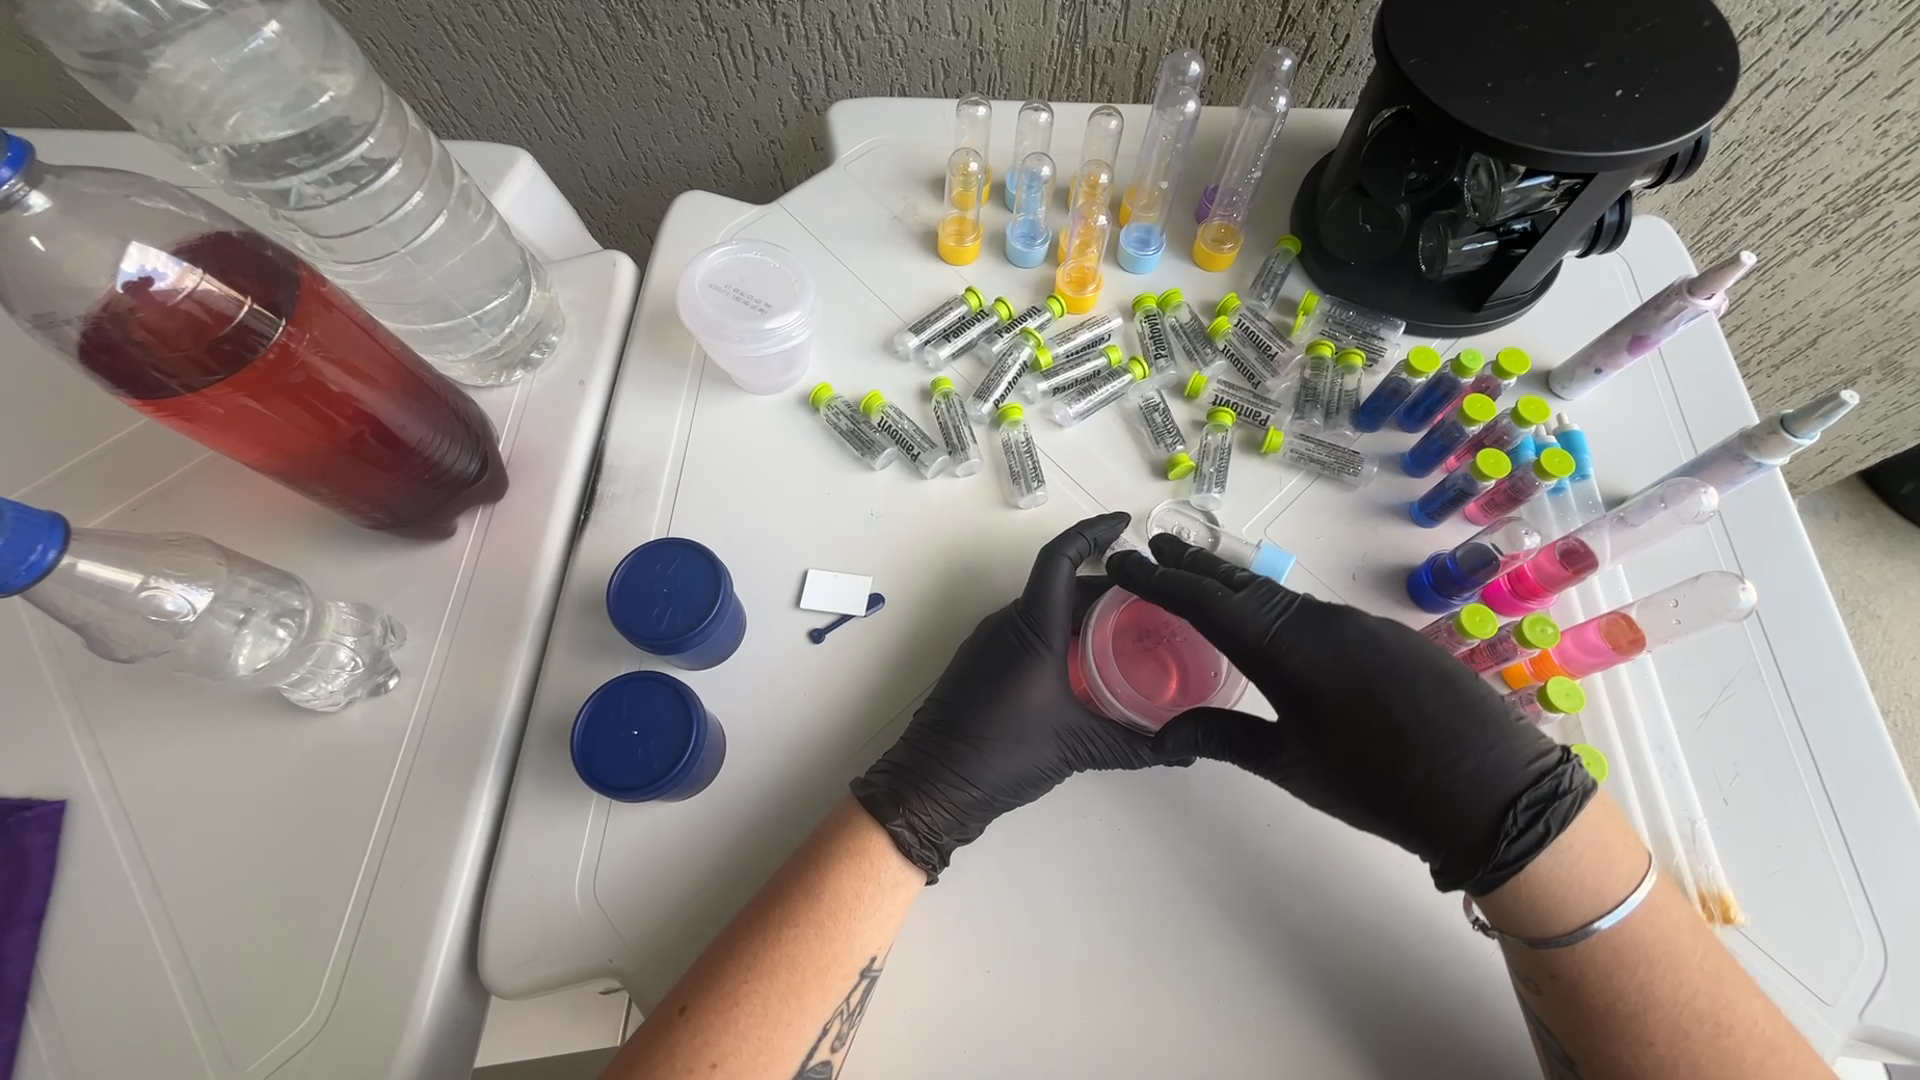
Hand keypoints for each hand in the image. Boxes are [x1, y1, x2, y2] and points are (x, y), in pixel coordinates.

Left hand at [851, 512, 1165, 881]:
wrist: (931, 785)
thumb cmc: (999, 753)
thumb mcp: (1076, 747)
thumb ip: (1133, 745)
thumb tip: (1182, 750)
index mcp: (1030, 626)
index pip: (1060, 558)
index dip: (1092, 532)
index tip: (1123, 524)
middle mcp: (1008, 623)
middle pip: (1061, 586)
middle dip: (1106, 586)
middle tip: (1151, 598)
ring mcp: (990, 643)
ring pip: (1045, 611)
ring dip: (1084, 614)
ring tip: (1131, 629)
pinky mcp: (983, 664)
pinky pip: (1030, 633)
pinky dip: (1063, 636)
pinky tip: (1090, 664)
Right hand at [1109, 533, 1594, 894]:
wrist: (1497, 792)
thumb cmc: (1378, 784)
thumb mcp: (1290, 764)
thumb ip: (1221, 737)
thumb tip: (1160, 737)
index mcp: (1283, 648)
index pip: (1202, 601)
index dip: (1157, 579)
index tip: (1124, 561)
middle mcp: (1317, 619)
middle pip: (1239, 582)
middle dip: (1192, 564)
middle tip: (1156, 547)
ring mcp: (1357, 622)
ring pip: (1278, 595)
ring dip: (1234, 585)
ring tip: (1203, 582)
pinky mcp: (1388, 635)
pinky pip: (1315, 611)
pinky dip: (1275, 607)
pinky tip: (1274, 626)